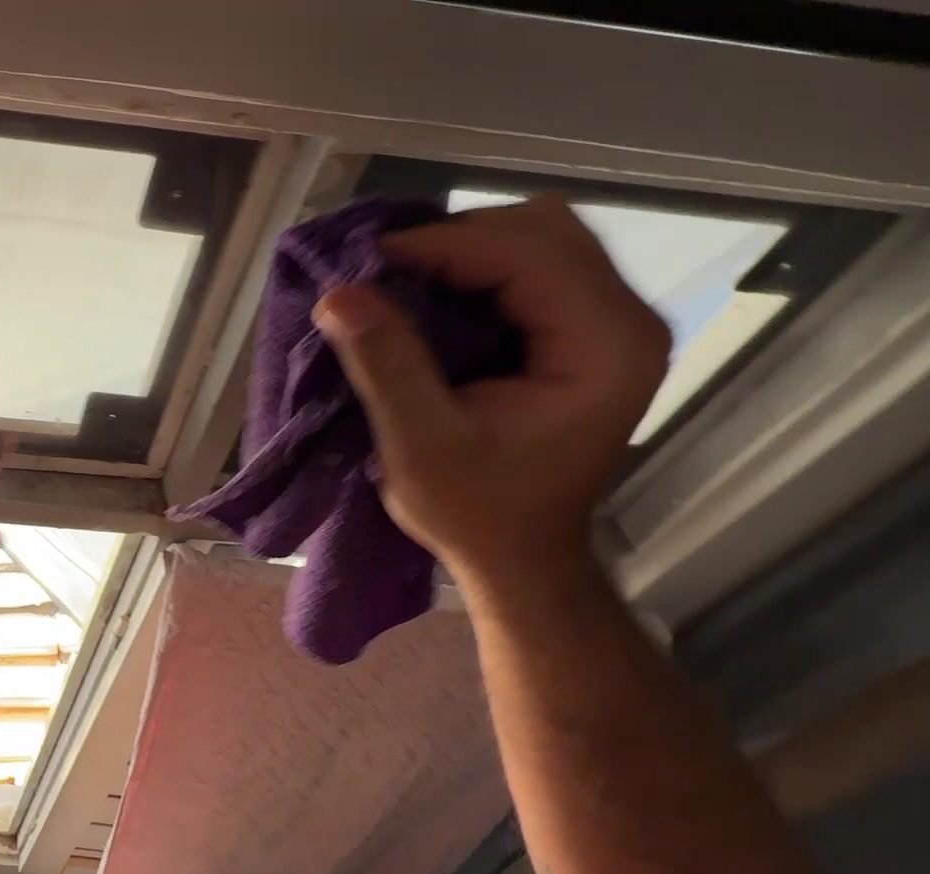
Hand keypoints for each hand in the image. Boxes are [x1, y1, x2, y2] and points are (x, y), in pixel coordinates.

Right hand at [313, 196, 668, 579]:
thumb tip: (337, 294)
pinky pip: (535, 270)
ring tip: (402, 282)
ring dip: (466, 251)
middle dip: (456, 240)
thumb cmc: (475, 513)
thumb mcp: (420, 446)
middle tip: (383, 273)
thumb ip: (387, 366)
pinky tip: (431, 298)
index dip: (442, 245)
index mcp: (604, 346)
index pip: (528, 254)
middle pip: (544, 229)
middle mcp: (625, 320)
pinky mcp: (587, 333)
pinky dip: (476, 272)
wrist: (519, 555)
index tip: (364, 263)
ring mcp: (611, 323)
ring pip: (540, 240)